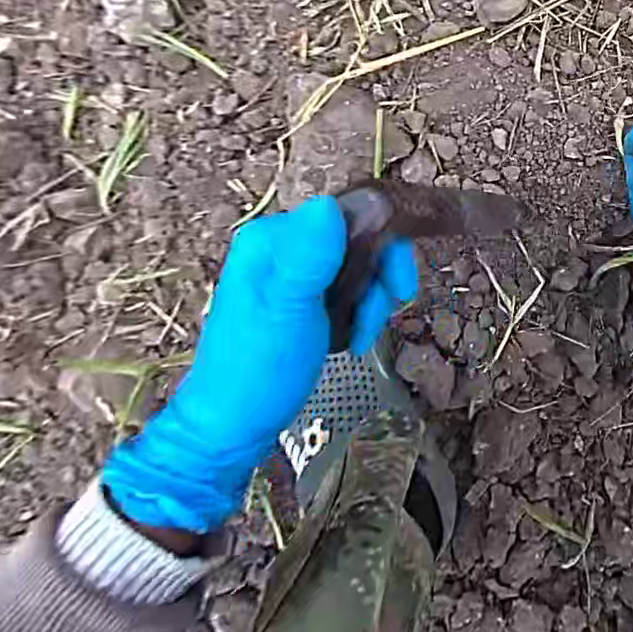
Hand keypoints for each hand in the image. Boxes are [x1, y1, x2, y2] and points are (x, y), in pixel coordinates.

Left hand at [101, 196, 417, 533]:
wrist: (237, 426)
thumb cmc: (259, 370)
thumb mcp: (287, 311)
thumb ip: (307, 258)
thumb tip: (328, 205)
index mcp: (273, 239)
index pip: (353, 214)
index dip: (385, 246)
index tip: (395, 285)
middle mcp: (287, 245)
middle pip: (365, 239)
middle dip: (382, 278)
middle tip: (383, 312)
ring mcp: (298, 270)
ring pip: (366, 264)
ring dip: (376, 299)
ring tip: (360, 332)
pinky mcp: (308, 293)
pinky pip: (356, 285)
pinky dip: (365, 309)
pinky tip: (354, 334)